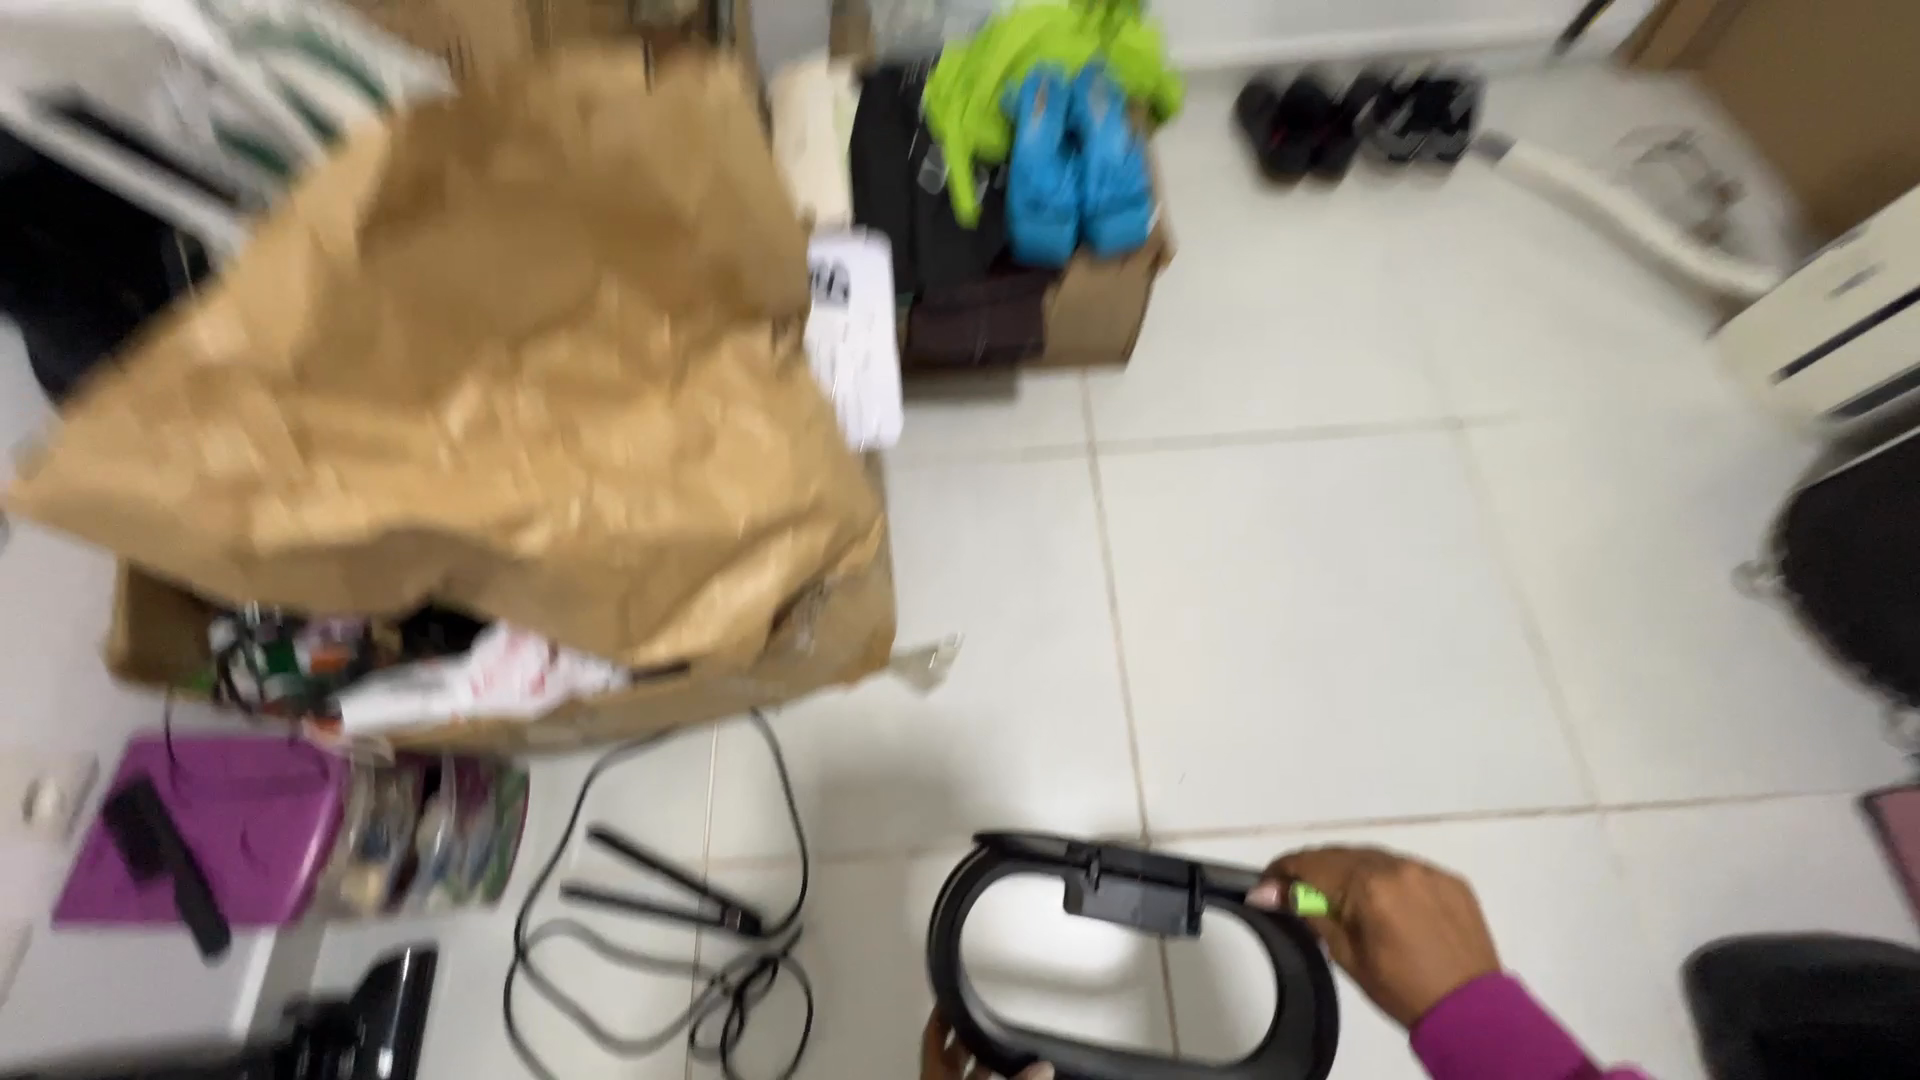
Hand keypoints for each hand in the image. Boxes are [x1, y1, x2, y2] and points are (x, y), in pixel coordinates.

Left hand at [921, 1011, 1053, 1079]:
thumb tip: (1044, 1067)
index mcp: (934, 1074)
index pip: (932, 1034)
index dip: (939, 1014)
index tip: (947, 997)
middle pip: (949, 1052)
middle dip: (967, 1035)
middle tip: (982, 1016)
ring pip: (960, 1072)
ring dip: (978, 1061)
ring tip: (998, 1047)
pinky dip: (985, 1078)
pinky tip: (1001, 1076)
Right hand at [1248, 846, 1499, 1028]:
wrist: (1475, 1015)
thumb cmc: (1401, 989)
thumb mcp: (1344, 953)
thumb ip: (1308, 912)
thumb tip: (1266, 891)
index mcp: (1366, 885)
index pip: (1309, 863)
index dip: (1282, 872)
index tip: (1267, 887)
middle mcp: (1395, 865)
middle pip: (1337, 854)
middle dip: (1314, 871)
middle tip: (1300, 895)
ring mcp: (1425, 869)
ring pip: (1370, 857)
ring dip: (1349, 872)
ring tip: (1343, 899)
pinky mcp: (1448, 878)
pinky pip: (1403, 868)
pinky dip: (1385, 879)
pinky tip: (1384, 903)